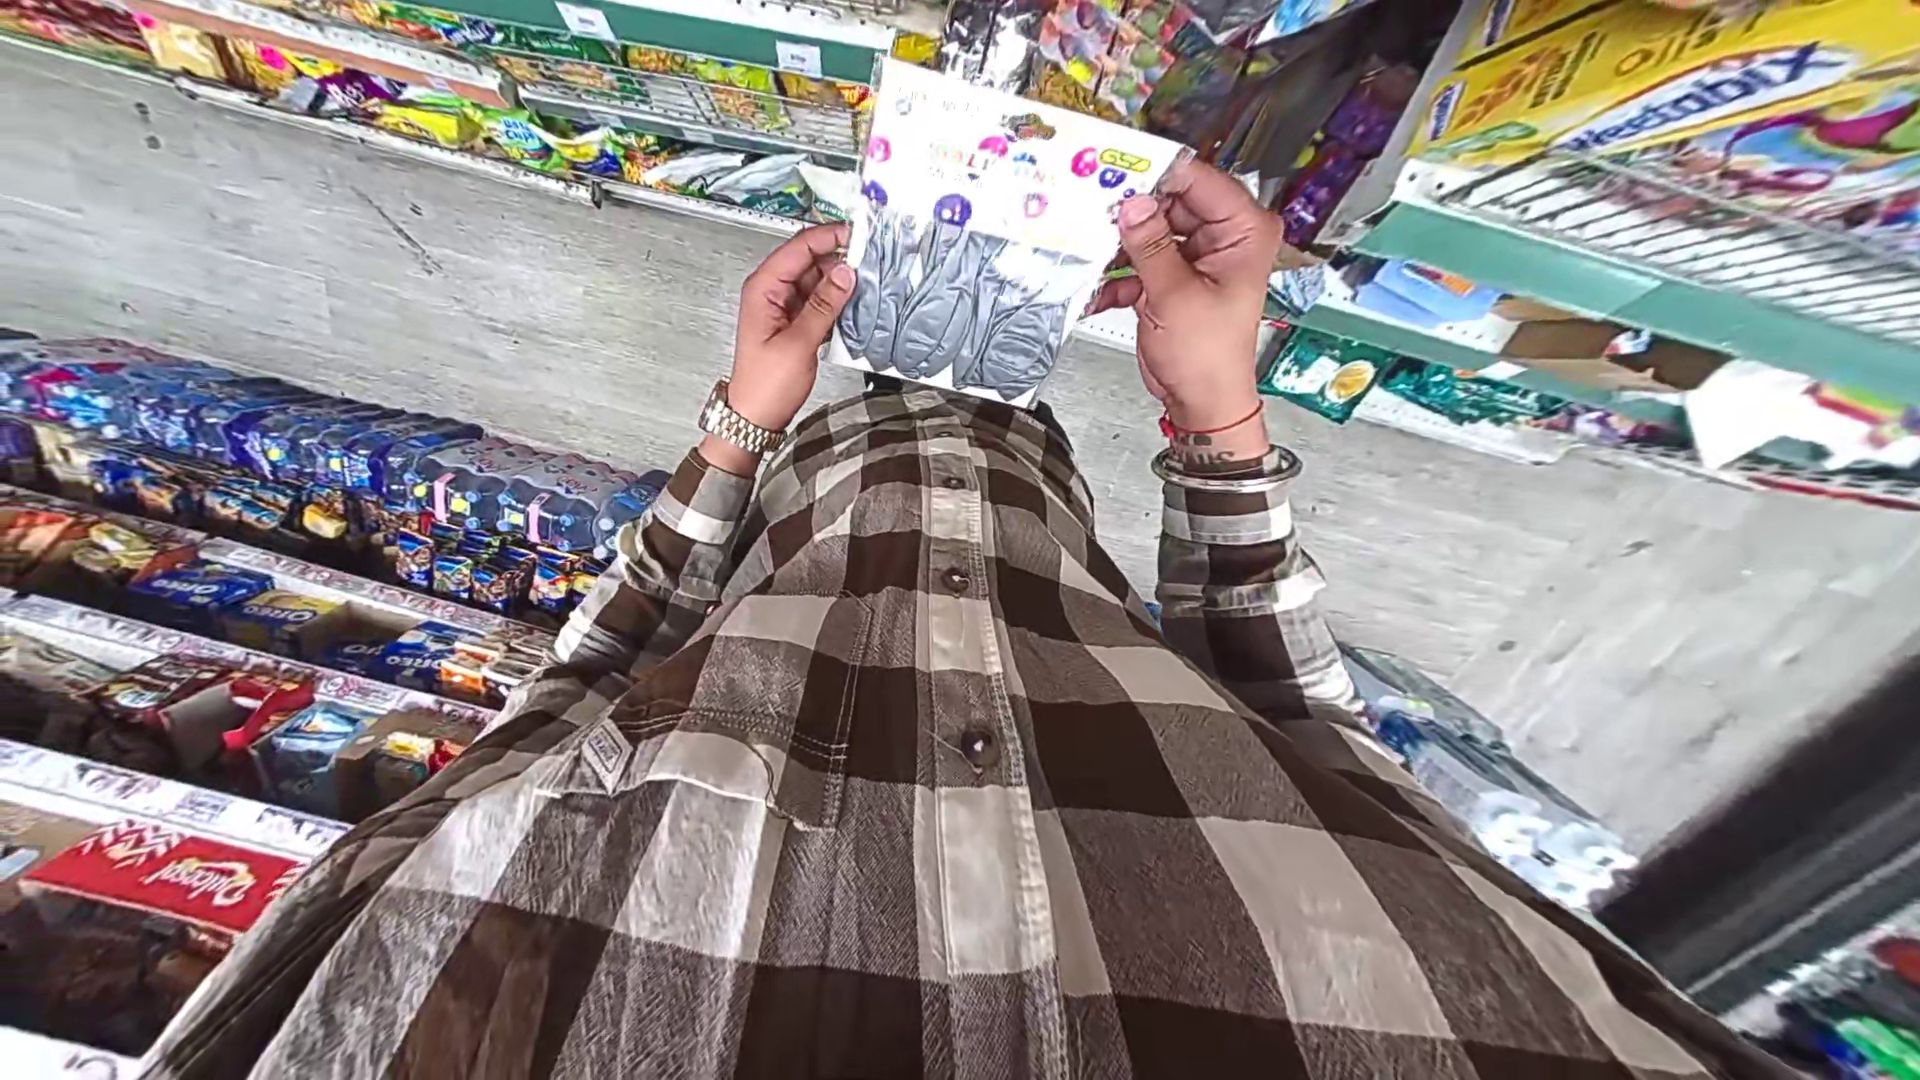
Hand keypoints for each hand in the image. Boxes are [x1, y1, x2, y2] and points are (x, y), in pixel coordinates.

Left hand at [725, 221, 855, 426]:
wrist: (757, 416)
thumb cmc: (766, 385)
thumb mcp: (799, 342)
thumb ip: (824, 305)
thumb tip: (845, 274)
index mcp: (763, 288)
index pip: (799, 247)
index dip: (828, 238)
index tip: (857, 236)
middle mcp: (771, 292)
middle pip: (809, 262)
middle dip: (839, 261)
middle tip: (870, 265)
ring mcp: (783, 308)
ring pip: (817, 283)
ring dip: (840, 285)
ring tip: (866, 288)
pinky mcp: (794, 325)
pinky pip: (818, 304)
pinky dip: (835, 305)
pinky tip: (852, 310)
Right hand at [1090, 160, 1283, 467]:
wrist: (1199, 399)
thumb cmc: (1209, 357)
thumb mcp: (1175, 295)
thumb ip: (1151, 246)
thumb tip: (1132, 206)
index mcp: (1242, 232)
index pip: (1200, 182)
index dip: (1159, 175)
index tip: (1123, 167)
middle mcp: (1220, 240)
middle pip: (1170, 206)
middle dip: (1133, 215)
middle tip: (1098, 212)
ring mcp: (1192, 261)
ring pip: (1150, 235)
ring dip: (1120, 249)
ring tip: (1093, 253)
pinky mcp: (1169, 282)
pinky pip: (1139, 266)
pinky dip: (1117, 280)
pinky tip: (1099, 292)